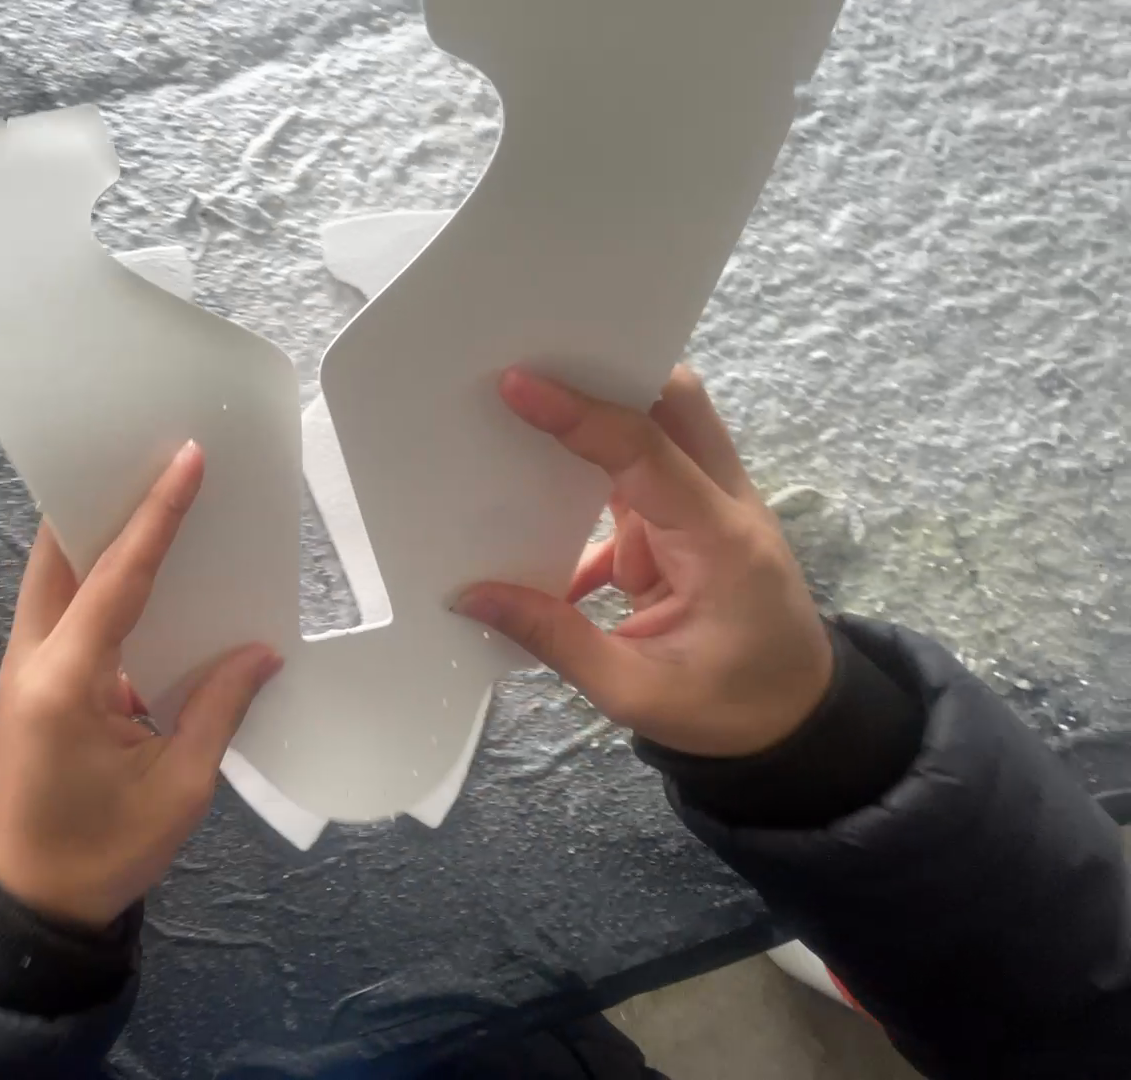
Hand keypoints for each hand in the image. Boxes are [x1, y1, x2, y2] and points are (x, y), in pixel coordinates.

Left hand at [0, 442, 283, 927]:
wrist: (32, 901)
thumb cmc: (105, 852)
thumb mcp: (178, 788)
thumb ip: (218, 708)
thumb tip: (262, 650)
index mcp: (64, 683)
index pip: (117, 579)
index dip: (156, 516)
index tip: (185, 459)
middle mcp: (31, 659)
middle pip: (57, 556)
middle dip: (97, 500)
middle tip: (145, 456)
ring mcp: (23, 666)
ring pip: (50, 575)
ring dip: (88, 530)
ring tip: (137, 490)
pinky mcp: (31, 679)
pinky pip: (58, 605)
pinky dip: (88, 572)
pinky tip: (128, 563)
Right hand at [453, 367, 832, 757]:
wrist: (798, 725)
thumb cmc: (726, 710)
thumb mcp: (632, 689)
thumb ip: (551, 637)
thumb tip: (468, 595)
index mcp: (718, 545)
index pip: (645, 454)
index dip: (580, 414)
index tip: (518, 383)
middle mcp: (722, 508)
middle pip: (678, 406)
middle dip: (613, 372)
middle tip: (541, 358)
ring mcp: (708, 510)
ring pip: (662, 428)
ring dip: (602, 410)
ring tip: (530, 401)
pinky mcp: (687, 524)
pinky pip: (637, 475)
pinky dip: (591, 468)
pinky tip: (539, 491)